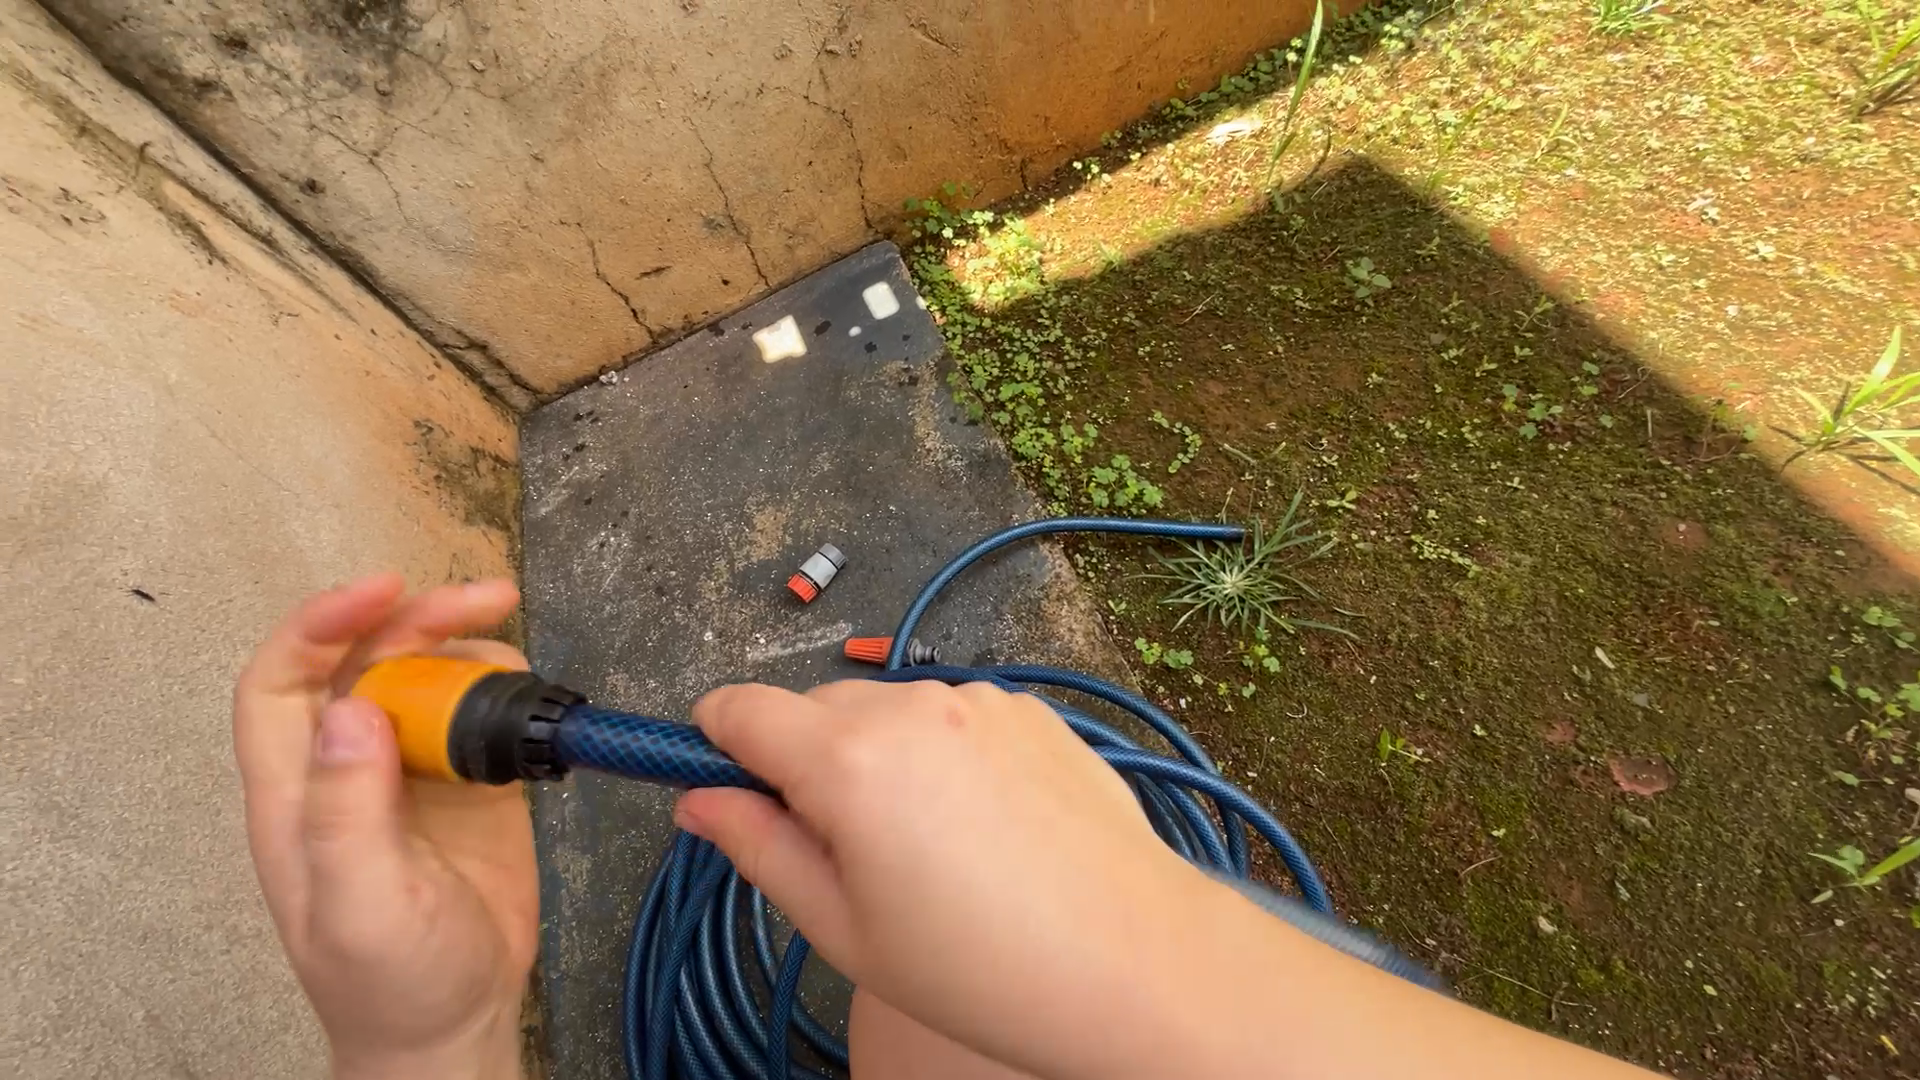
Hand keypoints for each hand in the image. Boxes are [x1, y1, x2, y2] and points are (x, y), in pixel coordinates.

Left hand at [233, 575, 535, 1079]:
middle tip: (493, 599)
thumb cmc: (394, 976)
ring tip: (520, 663)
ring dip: (476, 651)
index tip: (386, 587)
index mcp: (301, 794)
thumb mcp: (361, 903)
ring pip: (437, 680)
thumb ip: (347, 812)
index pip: (285, 684)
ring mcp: (418, 771)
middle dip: (426, 619)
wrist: (460, 1013)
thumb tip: (350, 711)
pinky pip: (487, 714)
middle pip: (376, 664)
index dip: (322, 625)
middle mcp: (355, 768)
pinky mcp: (474, 781)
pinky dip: (512, 692)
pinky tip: (534, 697)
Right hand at [675, 679, 1232, 1079]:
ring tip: (927, 835)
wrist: (1132, 956)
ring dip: (877, 750)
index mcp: (849, 760)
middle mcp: (910, 705)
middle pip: (816, 707)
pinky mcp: (1025, 706)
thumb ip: (758, 847)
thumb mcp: (843, 927)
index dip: (716, 733)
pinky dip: (940, 746)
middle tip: (842, 839)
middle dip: (803, 756)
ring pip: (887, 708)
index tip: (719, 768)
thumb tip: (700, 800)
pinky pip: (953, 712)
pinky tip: (984, 813)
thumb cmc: (976, 965)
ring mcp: (976, 697)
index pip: (742, 707)